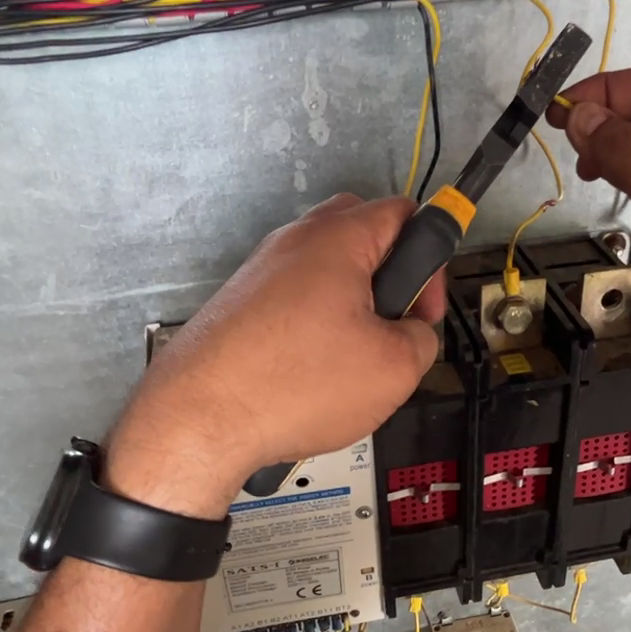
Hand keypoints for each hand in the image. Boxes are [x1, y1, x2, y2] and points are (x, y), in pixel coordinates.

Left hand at [103, 194, 446, 517]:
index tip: (424, 305)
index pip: (403, 213)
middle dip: (389, 277)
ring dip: (350, 306)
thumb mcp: (395, 369)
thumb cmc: (290, 385)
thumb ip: (422, 337)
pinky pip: (293, 301)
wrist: (200, 418)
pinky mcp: (240, 304)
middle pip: (361, 235)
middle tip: (394, 326)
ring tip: (352, 359)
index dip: (430, 260)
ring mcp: (261, 271)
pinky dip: (314, 327)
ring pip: (326, 272)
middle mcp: (293, 242)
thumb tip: (414, 333)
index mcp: (337, 239)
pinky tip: (313, 372)